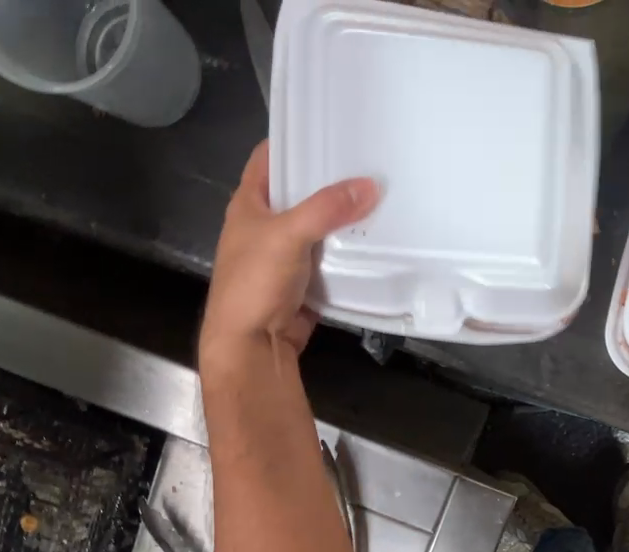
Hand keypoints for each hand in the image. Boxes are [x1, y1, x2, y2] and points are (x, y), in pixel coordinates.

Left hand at [199, 141, 378, 371]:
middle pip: (301, 195)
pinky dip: (348, 257)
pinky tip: (373, 246)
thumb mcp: (288, 235)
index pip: (270, 158)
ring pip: (319, 231)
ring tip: (380, 199)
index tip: (331, 129)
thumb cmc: (255, 282)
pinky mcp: (304, 286)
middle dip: (331, 183)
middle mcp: (265, 227)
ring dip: (343, 222)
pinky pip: (330, 264)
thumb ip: (327, 209)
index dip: (295, 140)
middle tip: (369, 165)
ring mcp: (285, 258)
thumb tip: (370, 185)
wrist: (252, 345)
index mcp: (249, 204)